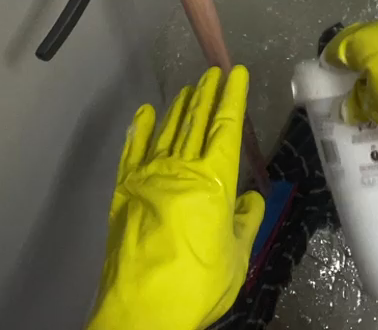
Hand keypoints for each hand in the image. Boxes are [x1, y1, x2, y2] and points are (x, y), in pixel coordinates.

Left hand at [86, 66, 264, 329]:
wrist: (142, 310)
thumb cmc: (197, 285)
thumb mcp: (236, 258)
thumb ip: (245, 222)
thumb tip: (252, 197)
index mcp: (213, 181)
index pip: (226, 126)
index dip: (233, 97)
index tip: (236, 73)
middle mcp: (182, 168)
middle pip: (197, 121)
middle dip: (207, 94)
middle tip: (213, 72)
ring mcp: (150, 175)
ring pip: (168, 130)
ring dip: (180, 107)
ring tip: (189, 89)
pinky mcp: (125, 188)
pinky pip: (134, 150)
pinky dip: (140, 129)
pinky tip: (145, 113)